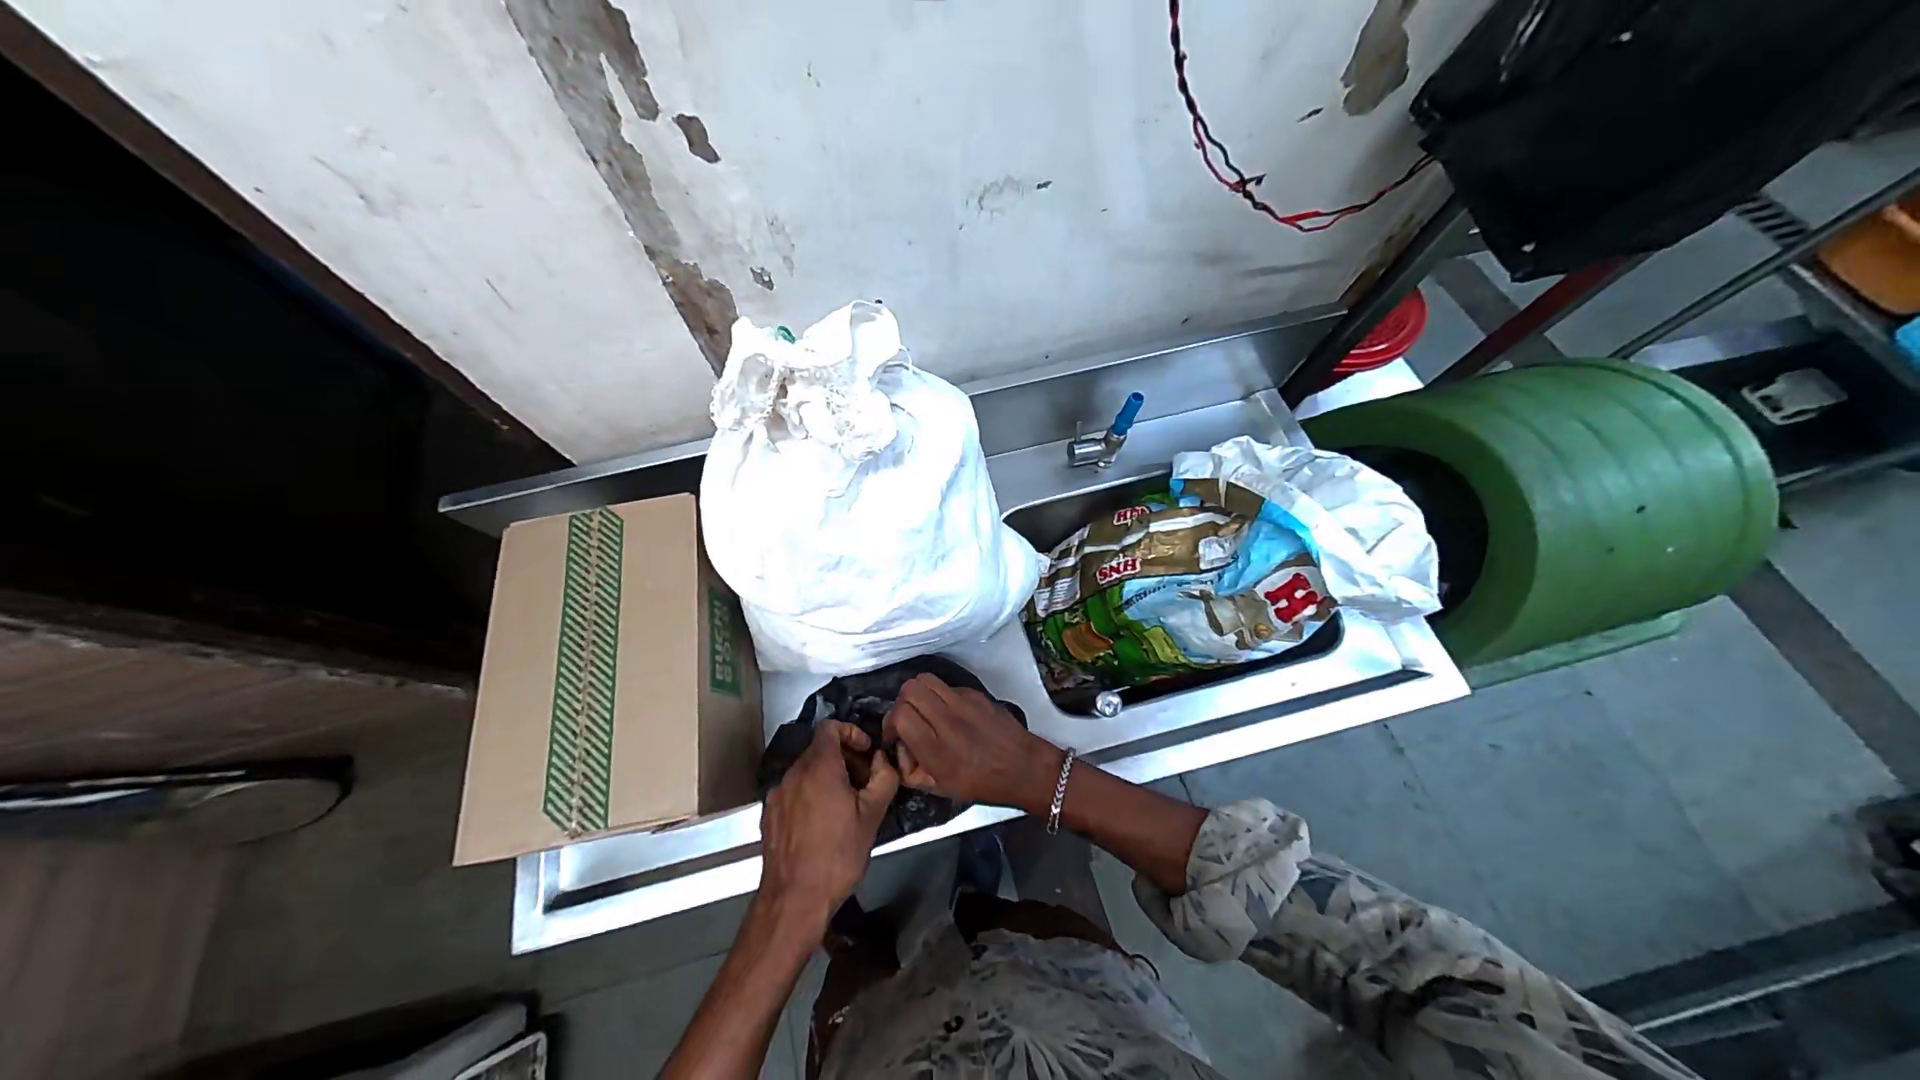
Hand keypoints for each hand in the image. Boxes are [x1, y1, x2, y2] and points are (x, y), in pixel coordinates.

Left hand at [758, 720, 898, 932]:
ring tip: (847, 806)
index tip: (867, 753)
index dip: (852, 733)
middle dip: (845, 759)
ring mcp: (777, 795)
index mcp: (818, 767)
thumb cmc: (837, 855)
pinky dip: (811, 795)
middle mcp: (792, 774)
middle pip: (819, 750)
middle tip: (865, 782)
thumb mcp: (872, 815)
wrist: (794, 899)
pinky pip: (794, 792)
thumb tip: (883, 760)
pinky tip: (824, 823)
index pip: (830, 727)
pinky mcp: (769, 815)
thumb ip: (884, 778)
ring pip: (806, 772)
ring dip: (828, 778)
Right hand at [883, 674, 1060, 813]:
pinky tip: (948, 711)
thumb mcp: (939, 789)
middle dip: (901, 703)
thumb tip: (898, 746)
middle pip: (909, 690)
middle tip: (908, 719)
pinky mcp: (976, 694)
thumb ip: (909, 770)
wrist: (1023, 768)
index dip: (890, 722)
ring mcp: (964, 703)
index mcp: (937, 750)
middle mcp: (948, 721)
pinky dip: (939, 695)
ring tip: (924, 710)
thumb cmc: (981, 784)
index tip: (895, 734)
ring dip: (918, 693)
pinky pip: (946, 685)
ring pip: (925, 679)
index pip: (900, 715)